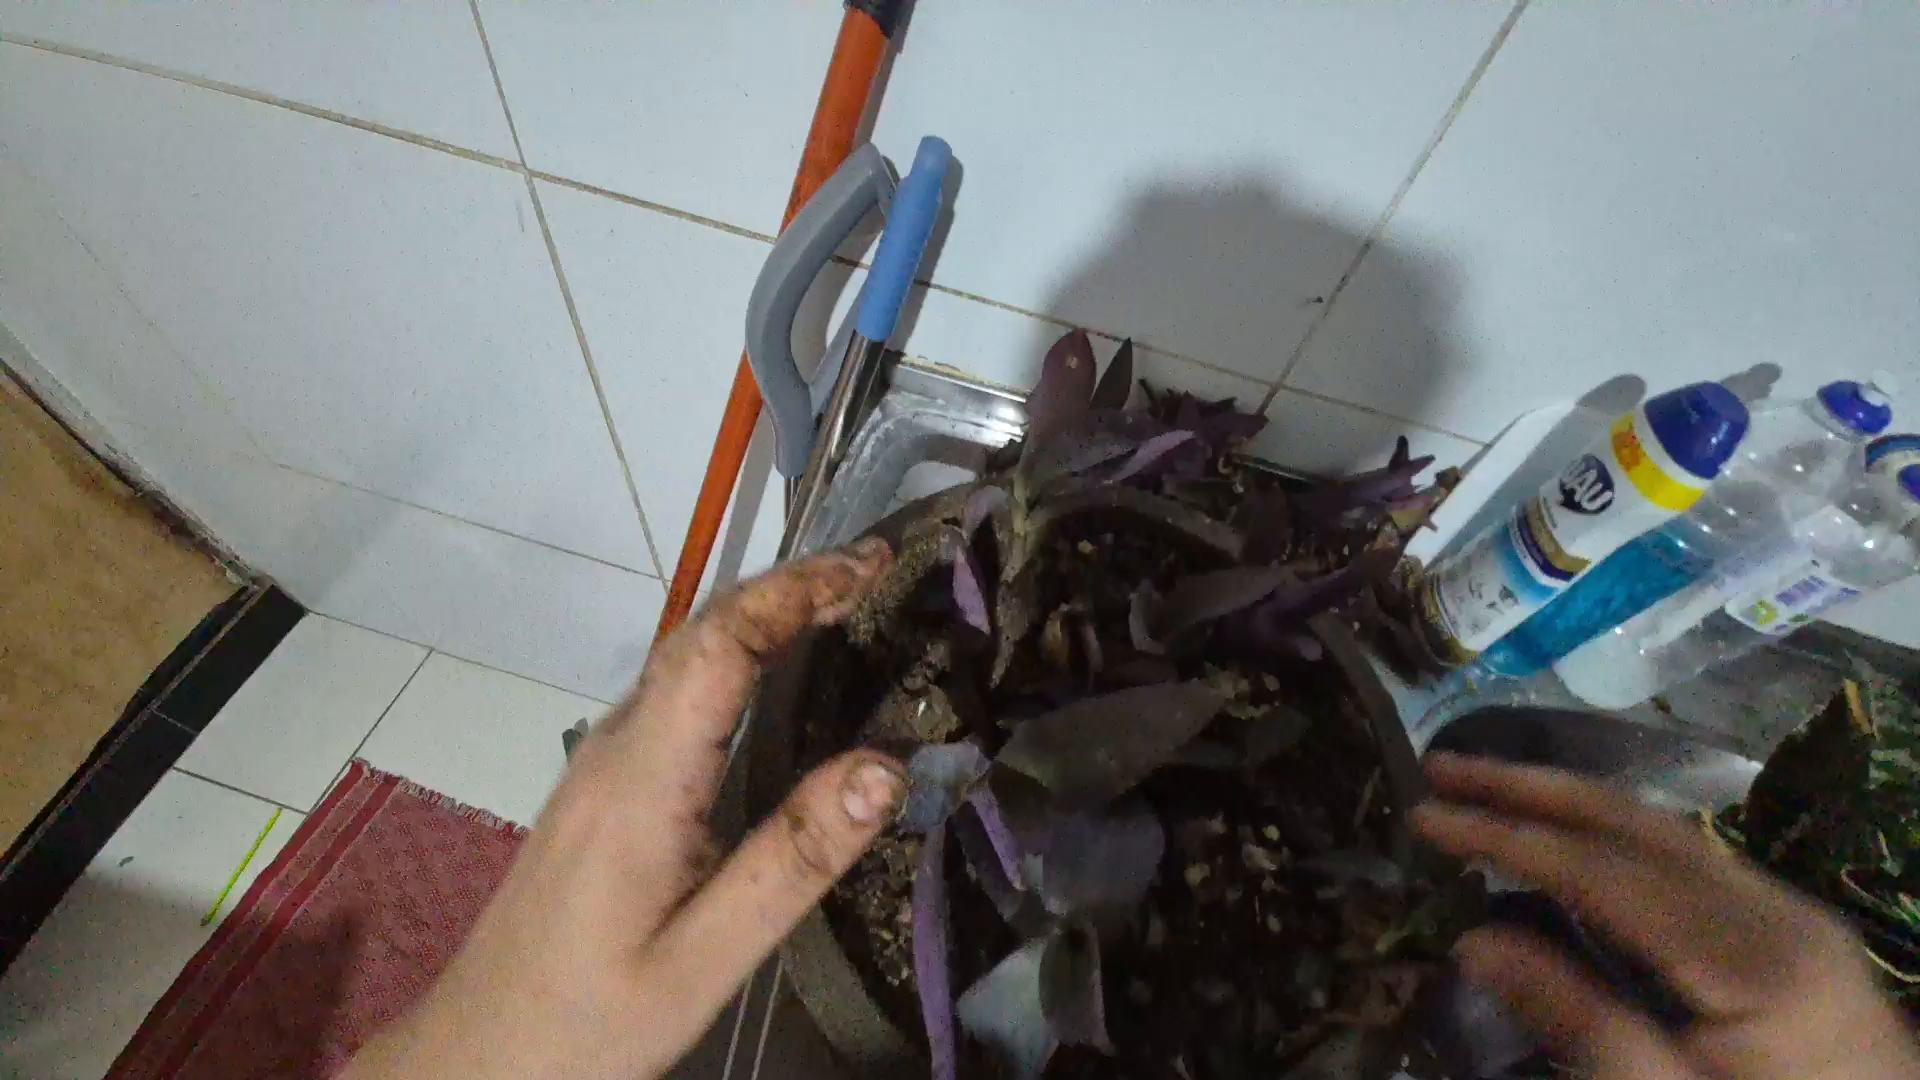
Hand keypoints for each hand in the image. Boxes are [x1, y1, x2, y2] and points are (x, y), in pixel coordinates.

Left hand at [342, 540, 905, 1079]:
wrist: (475, 1058)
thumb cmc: (590, 1019)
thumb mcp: (706, 961)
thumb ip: (795, 861)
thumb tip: (886, 767)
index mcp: (642, 778)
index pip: (718, 647)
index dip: (793, 594)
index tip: (867, 568)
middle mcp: (619, 741)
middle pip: (704, 629)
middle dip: (791, 583)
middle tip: (874, 565)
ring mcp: (608, 751)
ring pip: (691, 648)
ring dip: (769, 606)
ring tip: (845, 593)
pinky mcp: (612, 770)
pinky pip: (684, 678)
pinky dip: (745, 642)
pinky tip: (781, 656)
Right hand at [1411, 752, 1918, 1079]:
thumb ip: (1581, 1025)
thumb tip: (1470, 943)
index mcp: (1756, 960)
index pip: (1597, 867)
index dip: (1501, 834)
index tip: (1421, 816)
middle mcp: (1774, 910)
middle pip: (1626, 820)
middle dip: (1522, 786)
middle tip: (1438, 767)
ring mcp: (1782, 909)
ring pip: (1648, 822)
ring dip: (1553, 794)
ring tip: (1475, 779)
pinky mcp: (1778, 922)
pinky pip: (1669, 847)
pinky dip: (1594, 821)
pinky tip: (1553, 820)